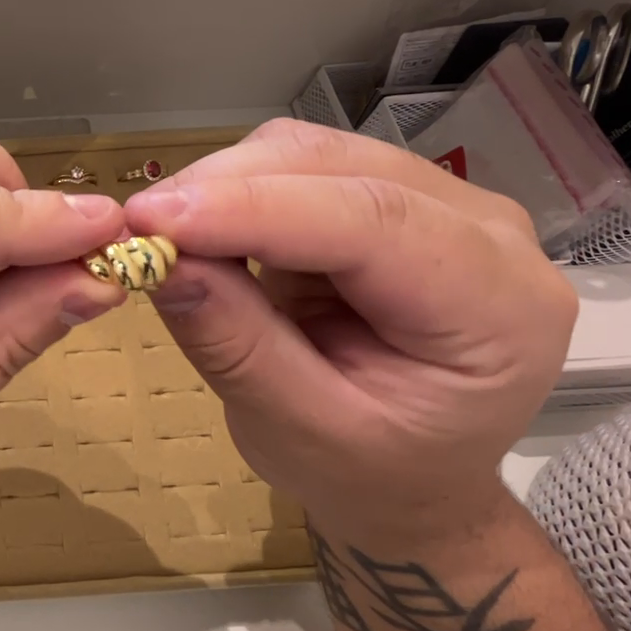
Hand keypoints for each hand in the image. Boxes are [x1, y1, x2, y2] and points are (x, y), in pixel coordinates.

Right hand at [122, 120, 577, 543]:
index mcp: (495, 307)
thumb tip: (162, 264)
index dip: (251, 211)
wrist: (407, 479)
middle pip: (338, 166)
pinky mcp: (385, 197)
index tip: (147, 220)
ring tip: (163, 236)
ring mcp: (438, 203)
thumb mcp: (298, 431)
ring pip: (311, 151)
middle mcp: (484, 232)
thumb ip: (237, 348)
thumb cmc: (366, 472)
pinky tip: (201, 231)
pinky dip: (233, 191)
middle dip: (223, 188)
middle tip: (134, 230)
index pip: (372, 223)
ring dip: (221, 184)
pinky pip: (297, 166)